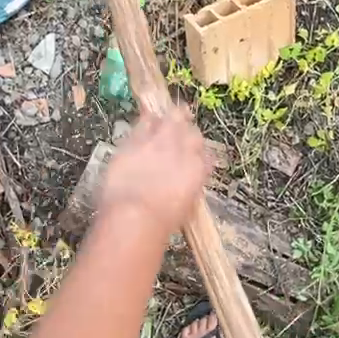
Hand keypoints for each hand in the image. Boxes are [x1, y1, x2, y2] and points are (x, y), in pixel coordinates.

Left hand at [95, 104, 210, 235]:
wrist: (134, 215)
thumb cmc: (162, 221)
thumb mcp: (186, 206)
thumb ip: (190, 186)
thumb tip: (189, 180)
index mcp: (198, 167)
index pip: (204, 152)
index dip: (197, 152)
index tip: (192, 155)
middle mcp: (182, 148)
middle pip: (190, 129)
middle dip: (186, 126)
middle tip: (182, 123)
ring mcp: (158, 140)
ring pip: (169, 116)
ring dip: (167, 117)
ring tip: (162, 118)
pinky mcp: (135, 139)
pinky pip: (144, 122)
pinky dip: (146, 122)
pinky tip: (143, 124)